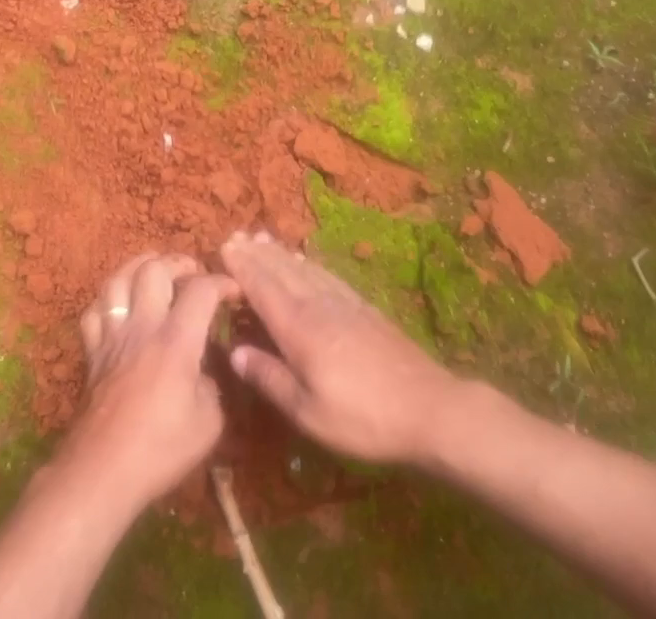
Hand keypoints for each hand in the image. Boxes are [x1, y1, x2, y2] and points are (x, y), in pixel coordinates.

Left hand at [58, 253, 232, 513]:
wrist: (103, 470)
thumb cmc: (161, 449)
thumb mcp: (209, 421)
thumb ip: (211, 384)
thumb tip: (202, 370)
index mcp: (176, 341)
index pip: (200, 289)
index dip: (222, 282)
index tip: (234, 291)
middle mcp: (142, 327)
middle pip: (153, 269)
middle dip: (178, 262)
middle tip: (194, 274)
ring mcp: (111, 336)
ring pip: (117, 279)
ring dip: (139, 267)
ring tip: (156, 271)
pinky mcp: (91, 352)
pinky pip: (94, 310)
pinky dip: (109, 299)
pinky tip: (121, 305)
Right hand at [221, 231, 460, 464]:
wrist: (432, 410)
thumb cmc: (364, 419)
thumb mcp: (308, 412)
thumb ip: (270, 378)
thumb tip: (235, 351)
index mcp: (300, 330)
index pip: (263, 289)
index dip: (242, 267)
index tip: (223, 246)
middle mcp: (320, 307)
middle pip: (282, 272)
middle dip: (257, 253)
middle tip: (235, 235)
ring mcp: (346, 306)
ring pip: (305, 270)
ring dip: (280, 254)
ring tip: (262, 239)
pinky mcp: (366, 311)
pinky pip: (328, 277)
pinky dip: (309, 264)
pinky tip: (305, 261)